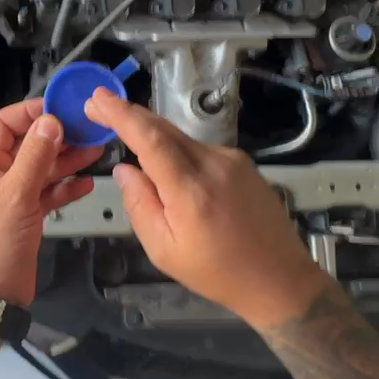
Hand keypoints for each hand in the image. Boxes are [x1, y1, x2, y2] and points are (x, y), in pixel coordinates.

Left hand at [0, 99, 100, 305]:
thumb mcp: (15, 194)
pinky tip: (86, 184)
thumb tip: (50, 121)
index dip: (32, 113)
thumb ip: (35, 156)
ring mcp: (10, 194)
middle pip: (27, 144)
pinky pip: (46, 192)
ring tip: (97, 152)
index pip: (4, 124)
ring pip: (40, 168)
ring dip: (66, 161)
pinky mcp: (25, 213)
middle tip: (89, 130)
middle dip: (57, 137)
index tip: (63, 109)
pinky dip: (64, 188)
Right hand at [83, 89, 332, 327]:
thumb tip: (125, 170)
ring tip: (133, 150)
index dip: (122, 115)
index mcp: (191, 191)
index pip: (150, 140)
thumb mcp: (164, 250)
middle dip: (128, 115)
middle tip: (98, 109)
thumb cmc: (218, 273)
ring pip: (180, 138)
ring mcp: (232, 161)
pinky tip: (172, 172)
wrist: (281, 280)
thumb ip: (139, 205)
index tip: (98, 98)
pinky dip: (177, 151)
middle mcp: (214, 165)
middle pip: (163, 129)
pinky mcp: (243, 163)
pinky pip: (198, 148)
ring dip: (153, 138)